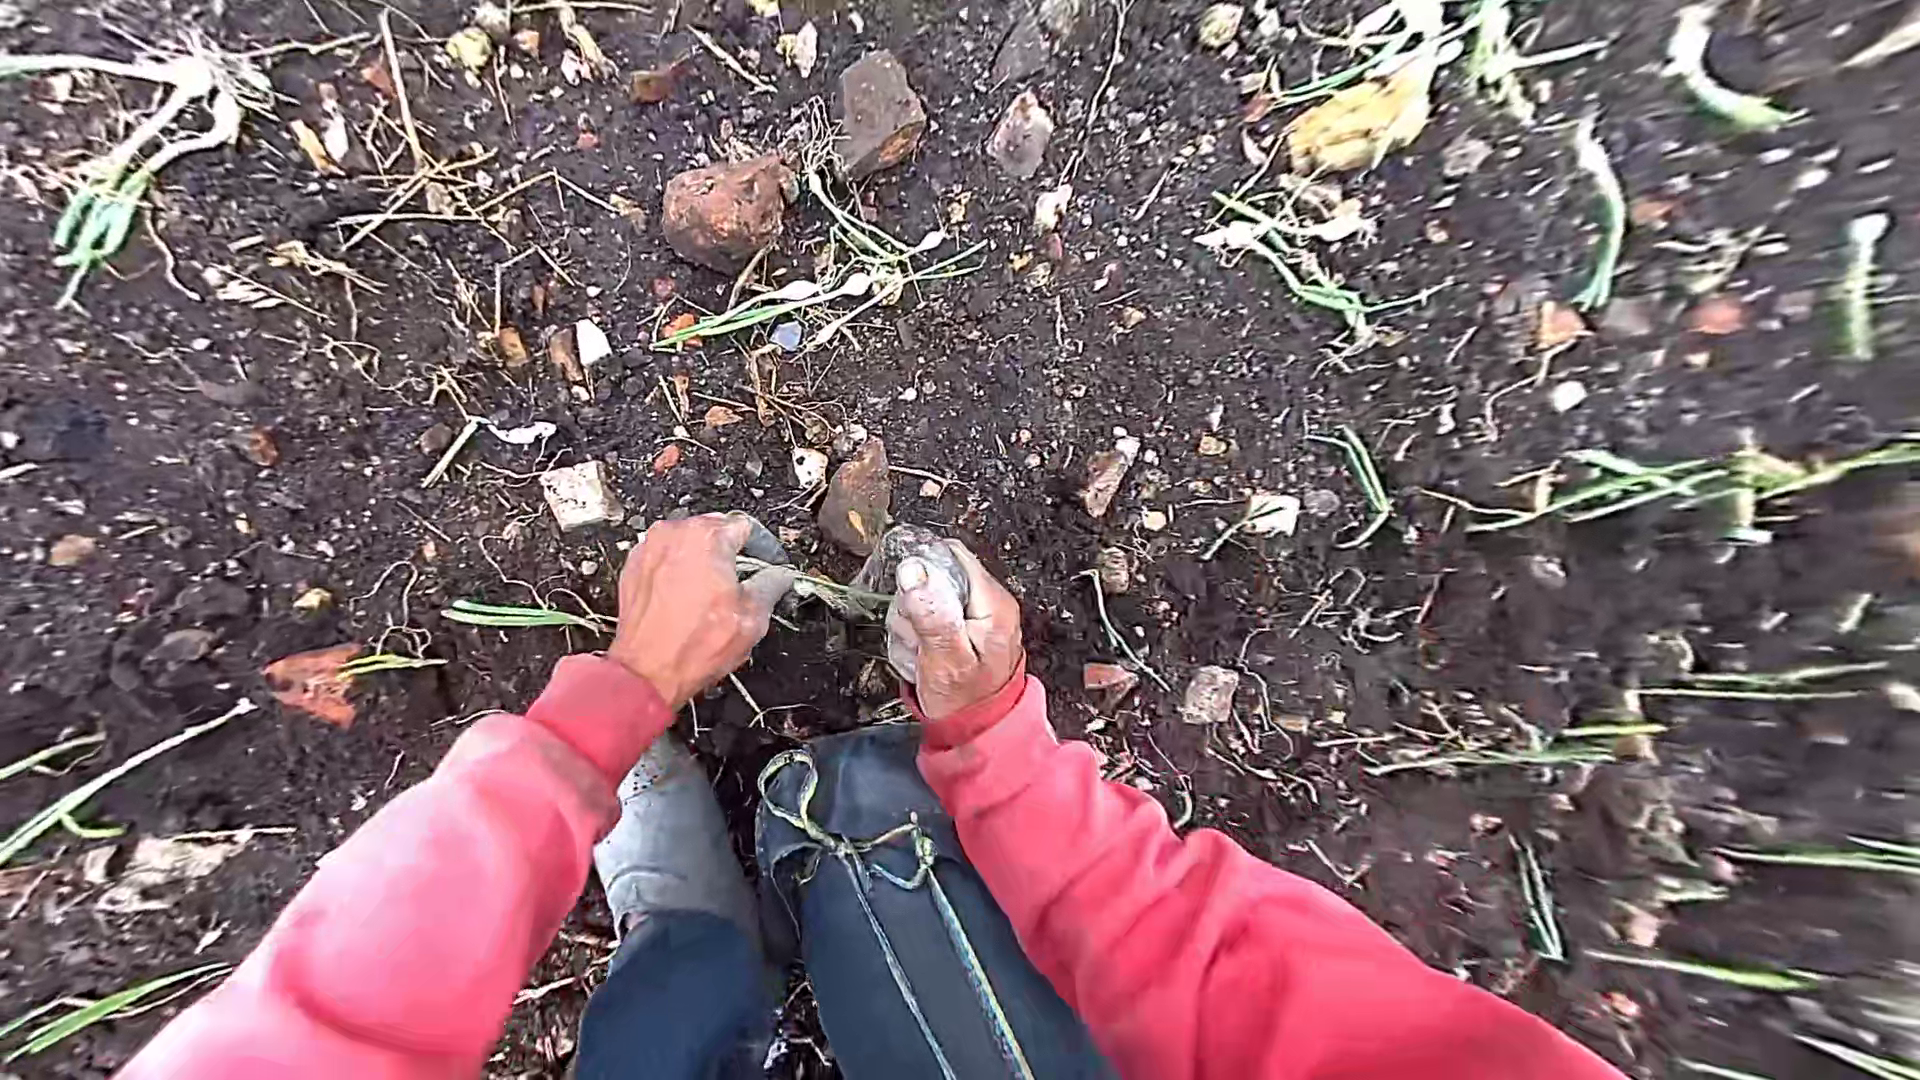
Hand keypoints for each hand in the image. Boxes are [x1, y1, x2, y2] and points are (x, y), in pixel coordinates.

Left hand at [607, 513, 796, 708]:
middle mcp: (675, 534)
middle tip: (746, 579)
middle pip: (717, 529)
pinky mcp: (635, 566)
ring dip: (707, 558)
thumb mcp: (753, 616)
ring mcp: (650, 549)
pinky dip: (682, 568)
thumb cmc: (694, 646)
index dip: (765, 548)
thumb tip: (779, 575)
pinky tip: (691, 595)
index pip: (748, 527)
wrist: (646, 672)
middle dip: (734, 551)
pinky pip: (668, 556)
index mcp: (708, 538)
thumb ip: (772, 584)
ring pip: (691, 541)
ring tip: (717, 590)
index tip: (769, 565)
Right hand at [892, 542, 1022, 719]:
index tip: (911, 601)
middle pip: (934, 577)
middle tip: (919, 638)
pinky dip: (915, 637)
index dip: (925, 571)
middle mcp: (986, 603)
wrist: (975, 732)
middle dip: (914, 607)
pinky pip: (924, 618)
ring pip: (922, 599)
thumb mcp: (945, 656)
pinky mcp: (958, 627)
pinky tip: (923, 656)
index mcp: (992, 603)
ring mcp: (972, 615)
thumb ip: (931, 613)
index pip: (953, 556)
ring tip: (922, 652)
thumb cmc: (964, 699)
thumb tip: (915, 569)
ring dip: (911, 626)